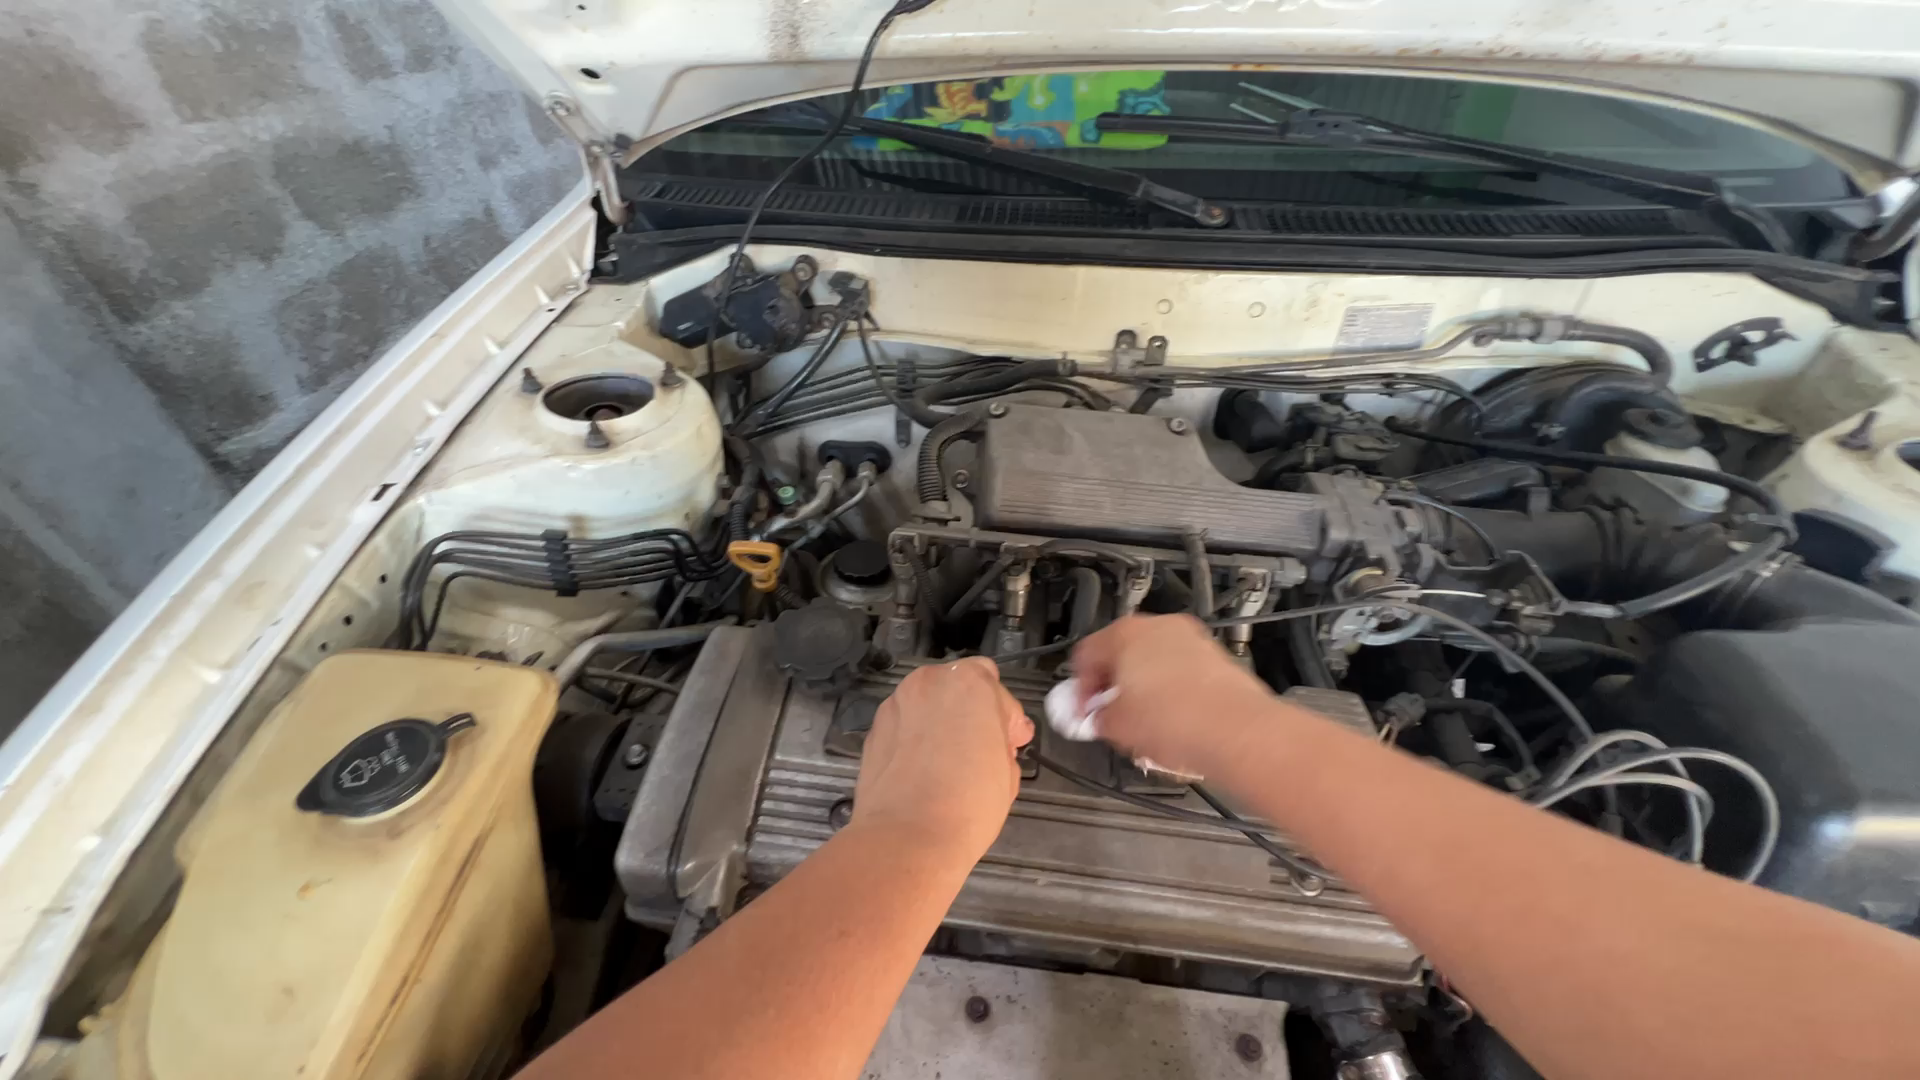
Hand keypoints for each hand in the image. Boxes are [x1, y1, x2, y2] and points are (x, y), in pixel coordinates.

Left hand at [853, 657, 1034, 858]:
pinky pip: (904, 725)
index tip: (1011, 743)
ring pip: (927, 704)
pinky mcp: (873, 730)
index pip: (995, 685)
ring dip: (940, 722)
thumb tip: (997, 739)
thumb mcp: (1008, 769)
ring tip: (948, 763)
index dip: (1006, 717)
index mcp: (969, 682)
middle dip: (971, 712)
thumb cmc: (968, 802)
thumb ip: (1004, 739)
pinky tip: (922, 771)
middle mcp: (928, 682)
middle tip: (981, 751)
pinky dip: (914, 739)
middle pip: (957, 687)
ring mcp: (895, 704)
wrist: (906, 838)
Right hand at [1069, 614, 1277, 776]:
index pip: (1085, 654)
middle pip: (1121, 652)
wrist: (1237, 734)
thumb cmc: (1180, 721)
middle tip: (1108, 714)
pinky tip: (1171, 721)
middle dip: (1112, 686)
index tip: (1082, 710)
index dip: (1079, 688)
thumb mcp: (1117, 726)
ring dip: (1142, 688)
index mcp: (1125, 633)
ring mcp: (1191, 640)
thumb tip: (1094, 718)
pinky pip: (1181, 671)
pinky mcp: (1216, 658)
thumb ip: (1095, 718)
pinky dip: (1171, 691)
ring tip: (1142, 723)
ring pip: (1153, 661)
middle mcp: (1158, 627)